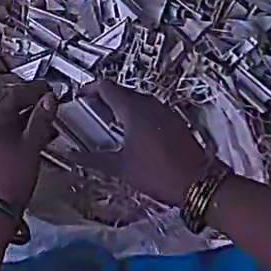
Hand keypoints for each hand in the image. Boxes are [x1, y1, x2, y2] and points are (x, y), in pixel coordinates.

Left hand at [0, 80, 56, 208]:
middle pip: (11, 105)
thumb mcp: (31, 145)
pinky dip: (26, 130)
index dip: (33, 89)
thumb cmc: (11, 177)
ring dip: (31, 116)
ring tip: (50, 117)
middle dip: (31, 100)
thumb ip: (40, 120)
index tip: (49, 88)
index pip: (14, 94)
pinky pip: (12, 133)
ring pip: (13, 120)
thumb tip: (49, 99)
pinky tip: (40, 137)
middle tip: (49, 99)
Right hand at [84, 84, 211, 206]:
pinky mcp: (173, 120)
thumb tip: (71, 156)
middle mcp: (148, 103)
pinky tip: (131, 134)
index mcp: (132, 108)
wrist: (199, 183)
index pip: (105, 86)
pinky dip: (134, 114)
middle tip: (90, 114)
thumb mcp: (121, 168)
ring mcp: (163, 110)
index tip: (79, 98)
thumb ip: (93, 159)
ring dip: (119, 107)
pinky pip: (148, 109)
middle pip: (120, 91)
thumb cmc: (158, 173)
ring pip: (135, 100)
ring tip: (108, 125)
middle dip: (103, 100)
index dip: (89, 89)